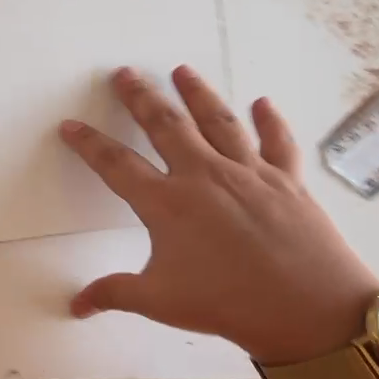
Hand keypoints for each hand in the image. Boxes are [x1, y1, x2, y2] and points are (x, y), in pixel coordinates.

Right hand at [59, 66, 378, 364]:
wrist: (307, 307)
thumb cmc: (225, 302)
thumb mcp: (158, 301)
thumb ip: (113, 294)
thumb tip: (76, 305)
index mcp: (167, 204)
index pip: (116, 166)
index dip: (89, 144)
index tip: (70, 125)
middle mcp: (204, 177)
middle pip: (166, 126)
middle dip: (141, 98)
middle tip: (125, 73)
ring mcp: (249, 174)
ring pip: (218, 122)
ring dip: (198, 93)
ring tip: (182, 71)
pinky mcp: (288, 181)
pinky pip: (278, 143)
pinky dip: (271, 121)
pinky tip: (263, 104)